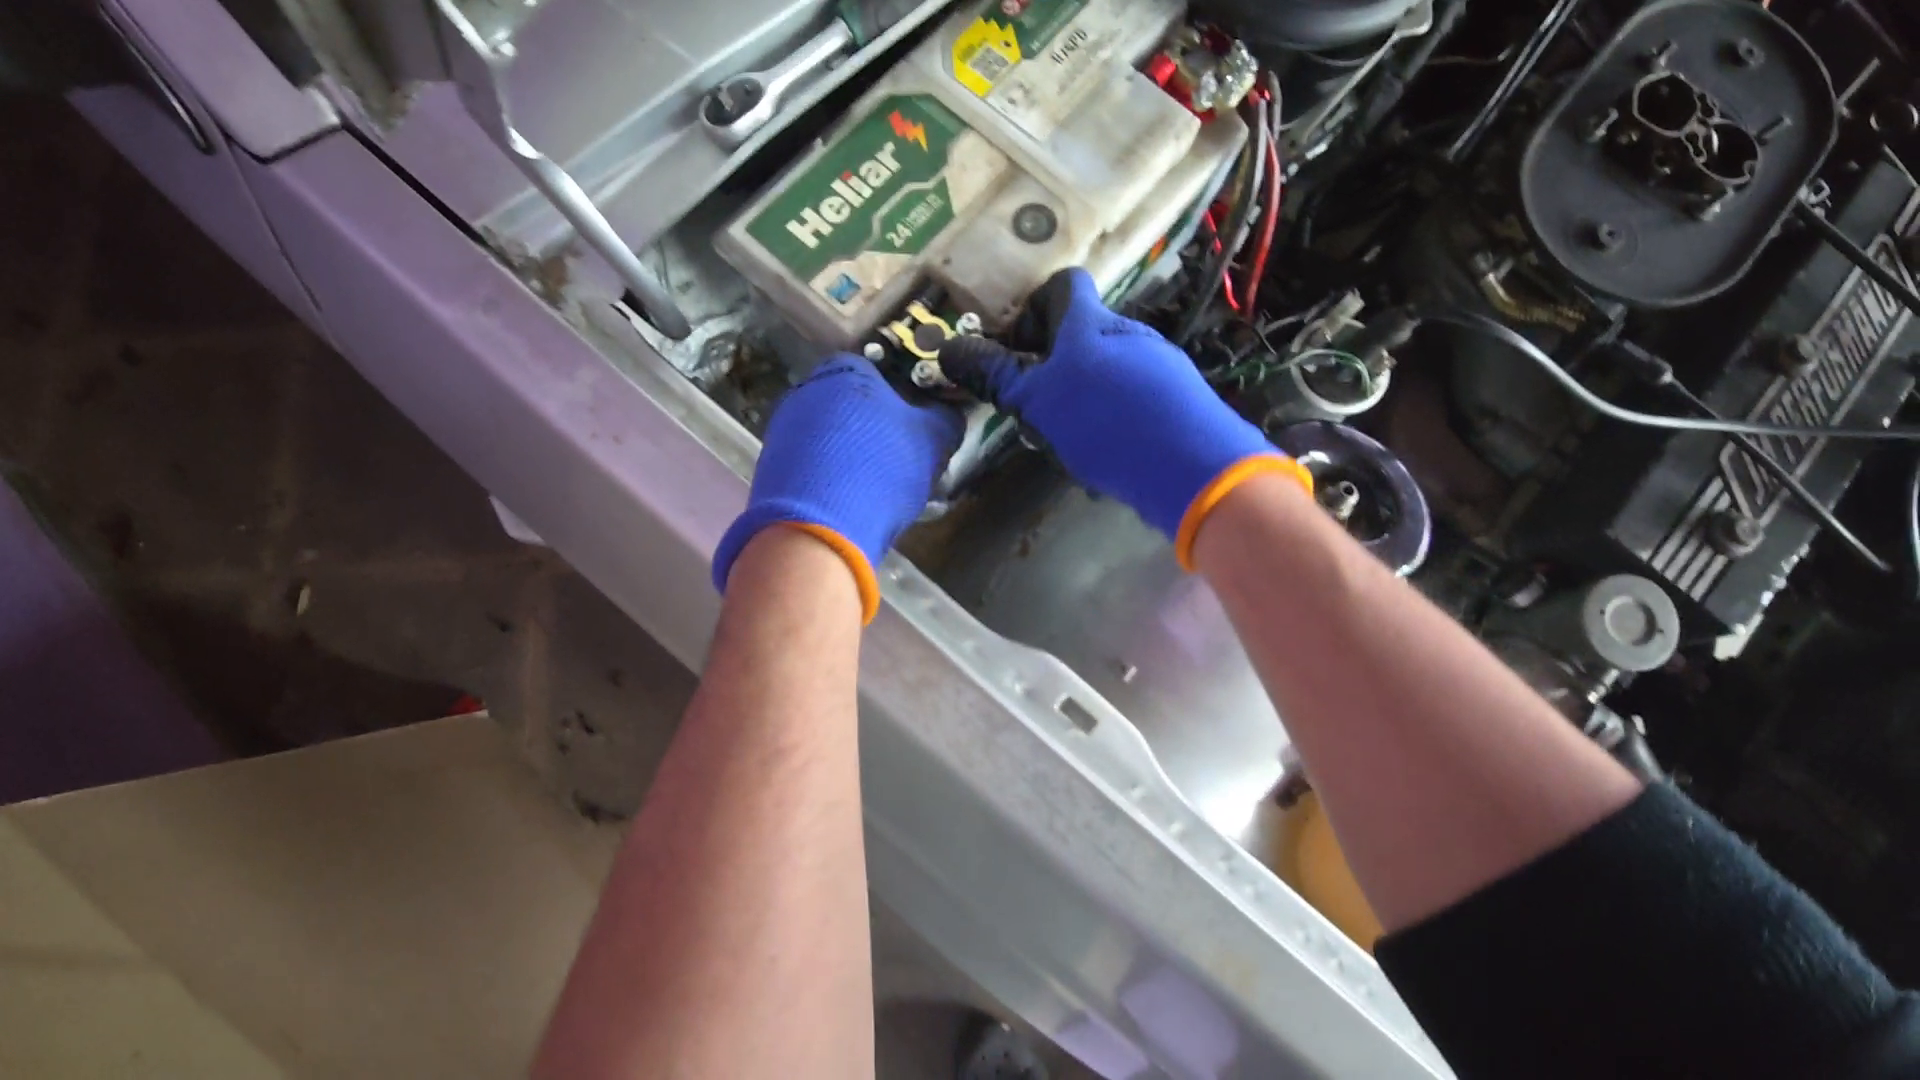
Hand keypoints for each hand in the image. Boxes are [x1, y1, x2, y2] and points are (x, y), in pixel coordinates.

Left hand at [713, 355, 962, 622]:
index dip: (895, 396)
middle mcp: (805, 391)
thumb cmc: (881, 469)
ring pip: (824, 435)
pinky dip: (823, 477)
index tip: (909, 424)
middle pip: (845, 402)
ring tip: (867, 485)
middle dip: (866, 425)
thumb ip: (945, 419)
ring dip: (843, 453)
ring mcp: (781, 429)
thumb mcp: (932, 441)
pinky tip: (841, 502)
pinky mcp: (767, 466)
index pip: (873, 370)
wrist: (818, 527)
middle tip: (892, 456)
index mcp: (844, 371)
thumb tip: (948, 413)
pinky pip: (805, 464)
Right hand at [938, 268, 1311, 567]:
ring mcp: (1160, 364)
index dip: (1034, 308)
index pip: (1063, 286)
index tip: (1019, 348)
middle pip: (1083, 333)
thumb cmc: (1106, 423)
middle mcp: (1128, 333)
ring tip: (1072, 437)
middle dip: (1055, 364)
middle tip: (1037, 407)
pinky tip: (1109, 454)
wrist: (1192, 467)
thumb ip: (998, 376)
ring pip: (1109, 368)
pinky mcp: (1179, 398)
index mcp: (1091, 325)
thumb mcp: (1040, 402)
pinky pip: (1135, 396)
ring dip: (1083, 393)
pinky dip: (1115, 416)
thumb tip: (950, 350)